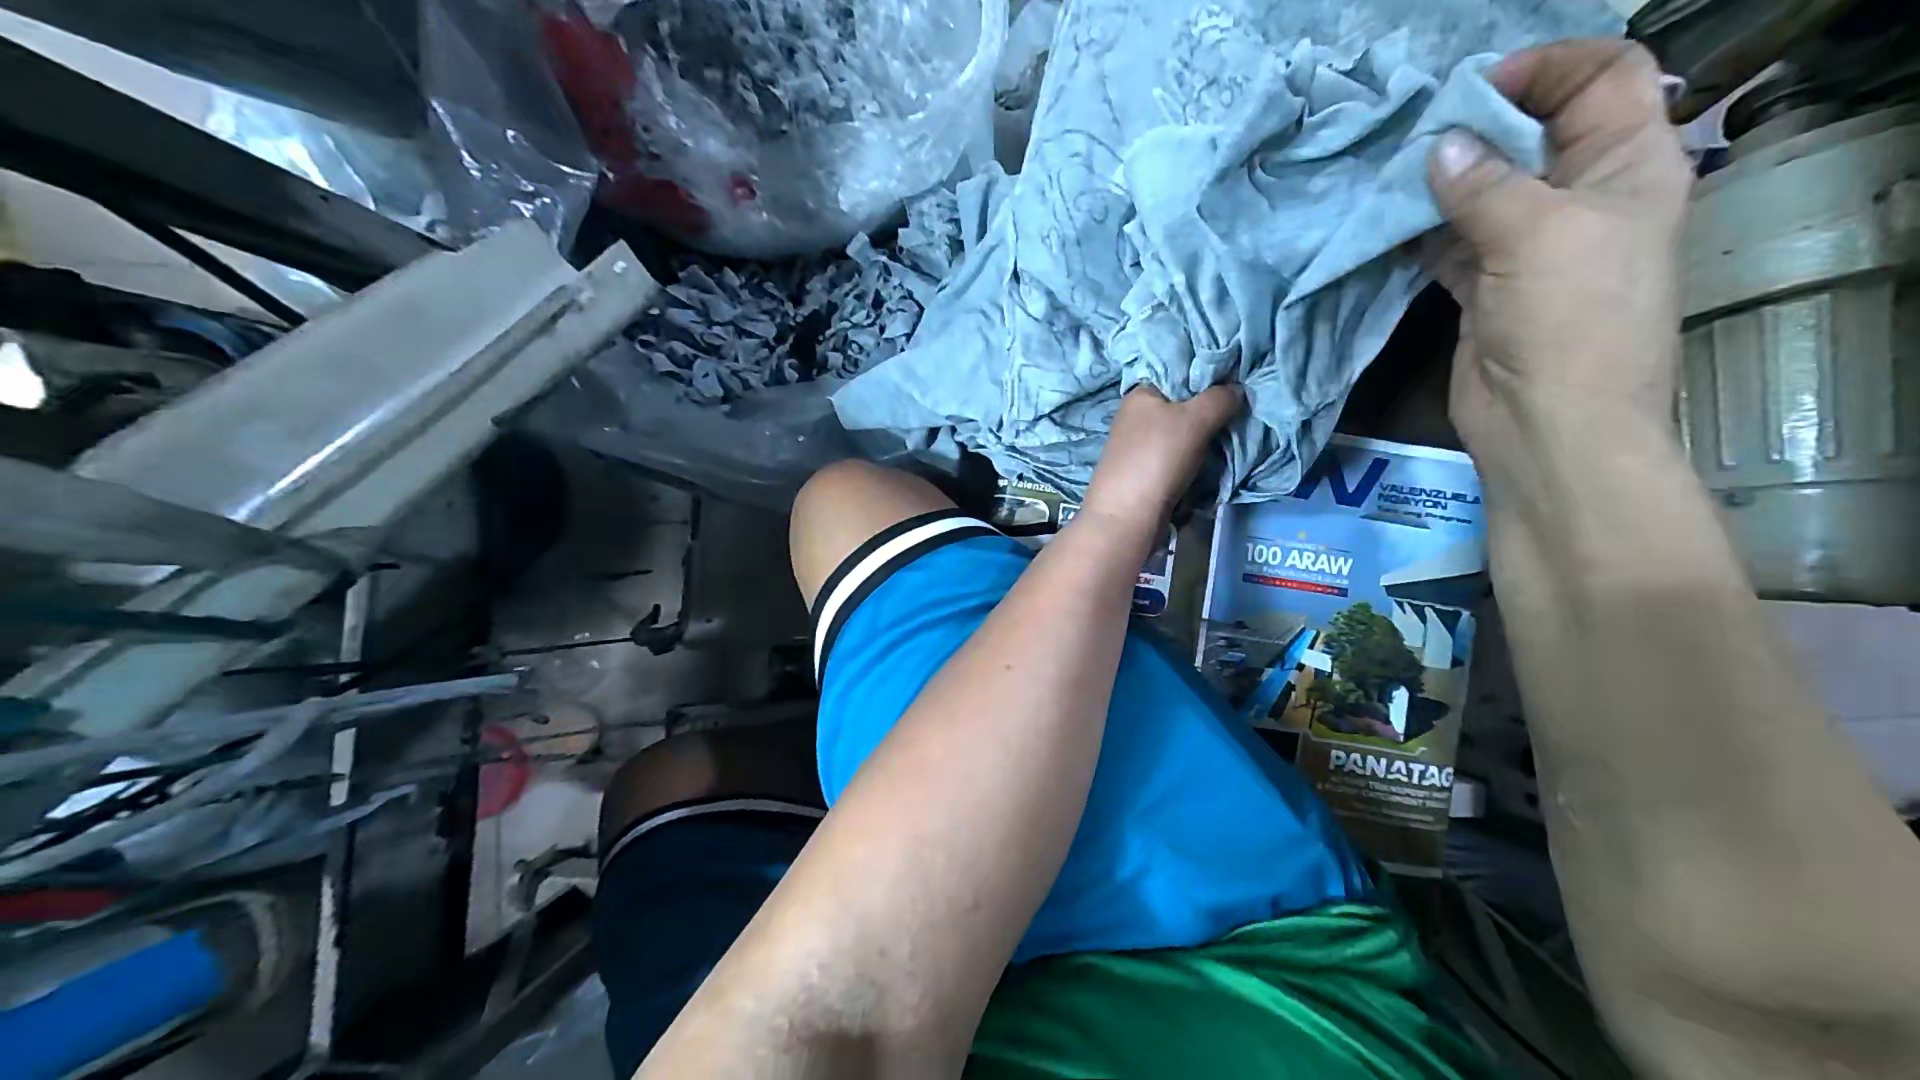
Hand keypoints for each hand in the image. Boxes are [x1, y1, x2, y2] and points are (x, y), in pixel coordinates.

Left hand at [1081, 384, 1242, 530]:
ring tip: (1238, 427)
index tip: (1242, 376)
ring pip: (1184, 428)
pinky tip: (1218, 451)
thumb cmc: (1157, 458)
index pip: (1181, 369)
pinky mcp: (1147, 467)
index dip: (1211, 371)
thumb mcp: (1194, 419)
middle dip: (1213, 404)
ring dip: (1208, 431)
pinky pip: (1179, 451)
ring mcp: (1141, 442)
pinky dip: (1197, 451)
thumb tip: (1238, 388)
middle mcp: (1138, 413)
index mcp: (1142, 392)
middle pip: (1184, 400)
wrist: (1127, 516)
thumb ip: (1219, 398)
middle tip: (1245, 405)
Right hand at [1424, 40, 1693, 467]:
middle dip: (1476, 126)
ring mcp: (1528, 246)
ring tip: (1388, 177)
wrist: (1547, 421)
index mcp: (1627, 166)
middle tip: (1414, 133)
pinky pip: (1449, 242)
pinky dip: (1420, 232)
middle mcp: (1581, 198)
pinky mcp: (1484, 286)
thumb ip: (1484, 185)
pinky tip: (1385, 226)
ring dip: (1439, 183)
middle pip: (1532, 134)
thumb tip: (1436, 148)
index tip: (1472, 90)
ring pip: (1482, 191)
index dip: (1545, 70)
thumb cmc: (1569, 322)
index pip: (1601, 80)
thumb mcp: (1538, 235)